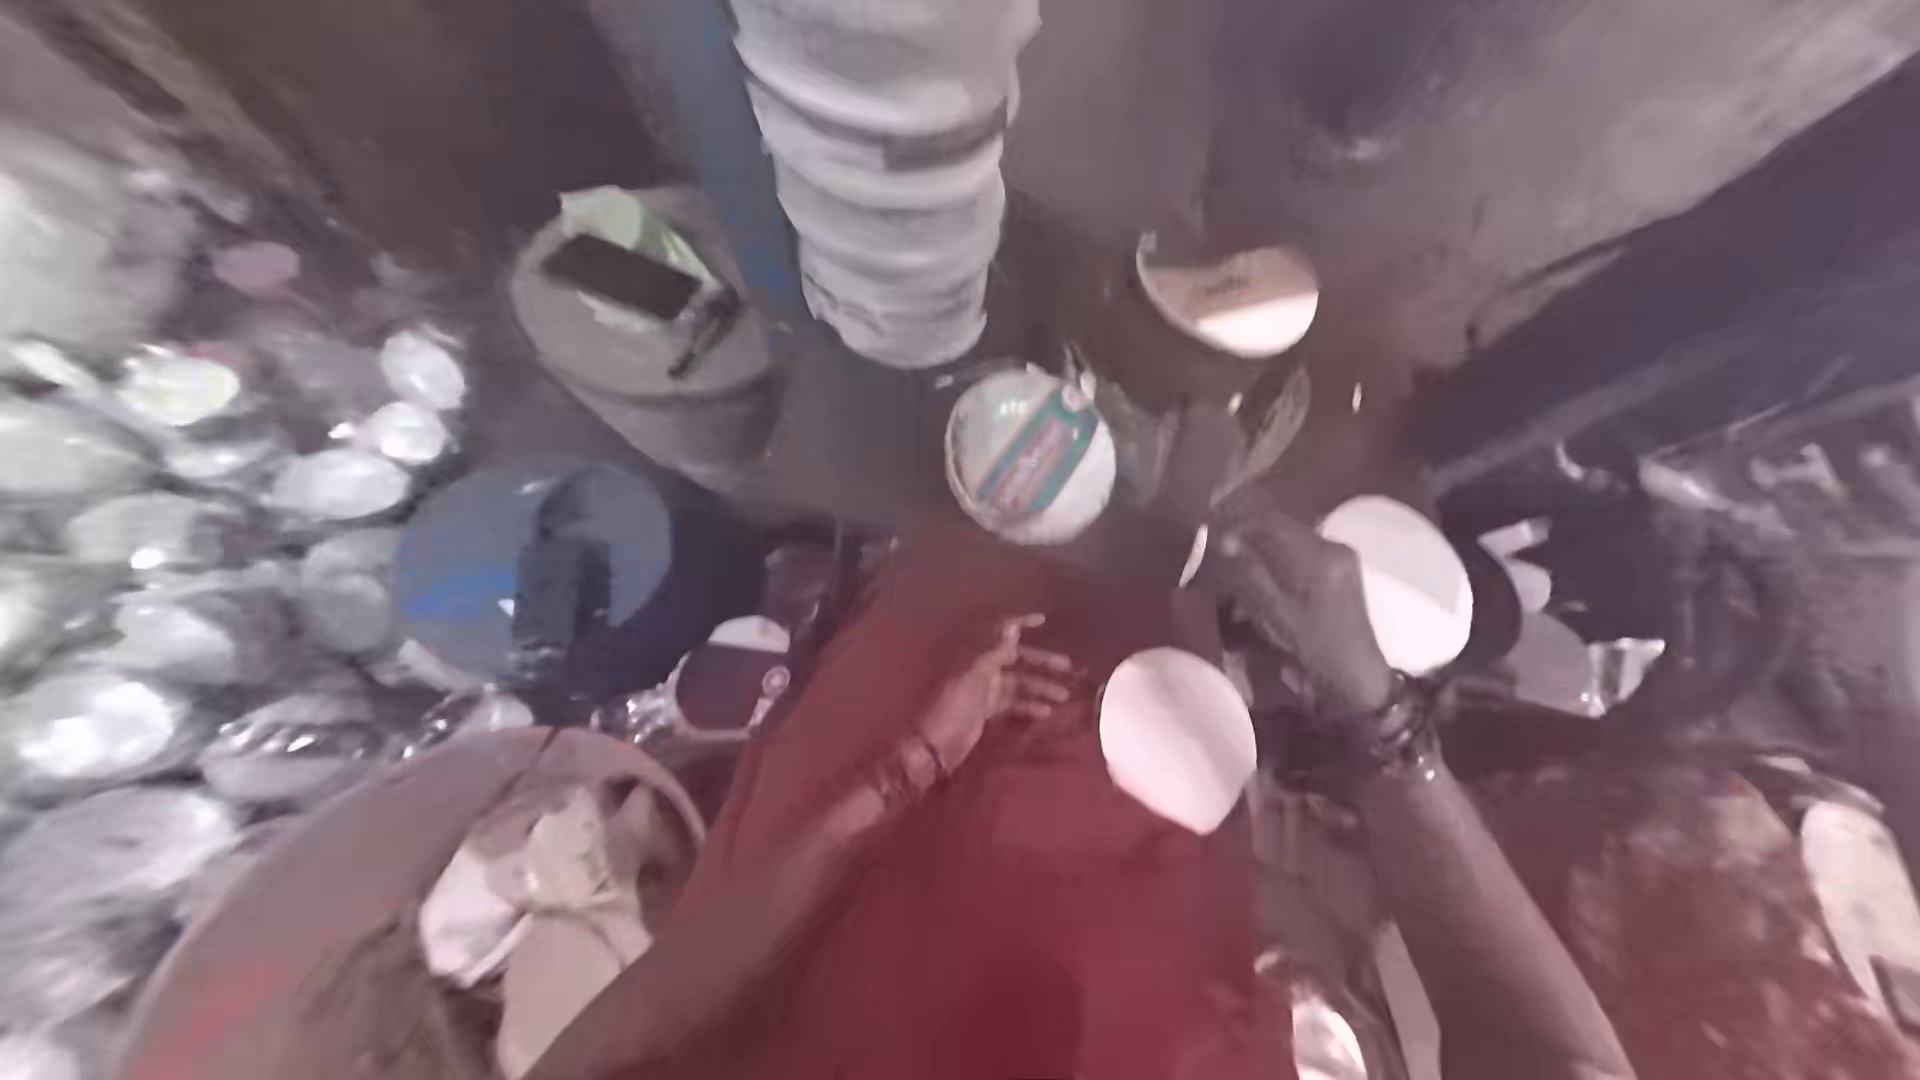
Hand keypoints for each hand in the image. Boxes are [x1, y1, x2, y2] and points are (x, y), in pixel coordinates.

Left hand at [916, 614, 1074, 770]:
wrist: (935, 745)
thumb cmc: (952, 707)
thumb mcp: (974, 676)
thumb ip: (994, 651)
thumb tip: (1012, 625)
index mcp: (976, 654)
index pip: (1000, 631)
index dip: (1020, 623)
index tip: (1042, 620)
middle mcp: (981, 667)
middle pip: (1016, 658)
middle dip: (1040, 660)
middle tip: (1067, 666)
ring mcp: (985, 688)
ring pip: (1018, 681)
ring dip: (1040, 686)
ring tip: (1064, 694)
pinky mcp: (987, 708)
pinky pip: (1012, 701)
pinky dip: (1028, 704)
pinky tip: (1046, 711)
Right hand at [1216, 516, 1394, 714]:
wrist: (1354, 680)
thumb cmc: (1314, 646)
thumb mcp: (1274, 610)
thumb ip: (1248, 571)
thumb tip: (1222, 539)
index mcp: (1321, 553)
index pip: (1269, 522)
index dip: (1235, 526)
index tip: (1209, 540)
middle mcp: (1333, 548)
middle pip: (1277, 532)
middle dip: (1244, 543)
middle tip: (1215, 560)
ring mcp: (1337, 562)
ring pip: (1284, 546)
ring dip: (1255, 557)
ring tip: (1231, 579)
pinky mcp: (1335, 576)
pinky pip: (1294, 560)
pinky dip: (1271, 569)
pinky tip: (1254, 588)